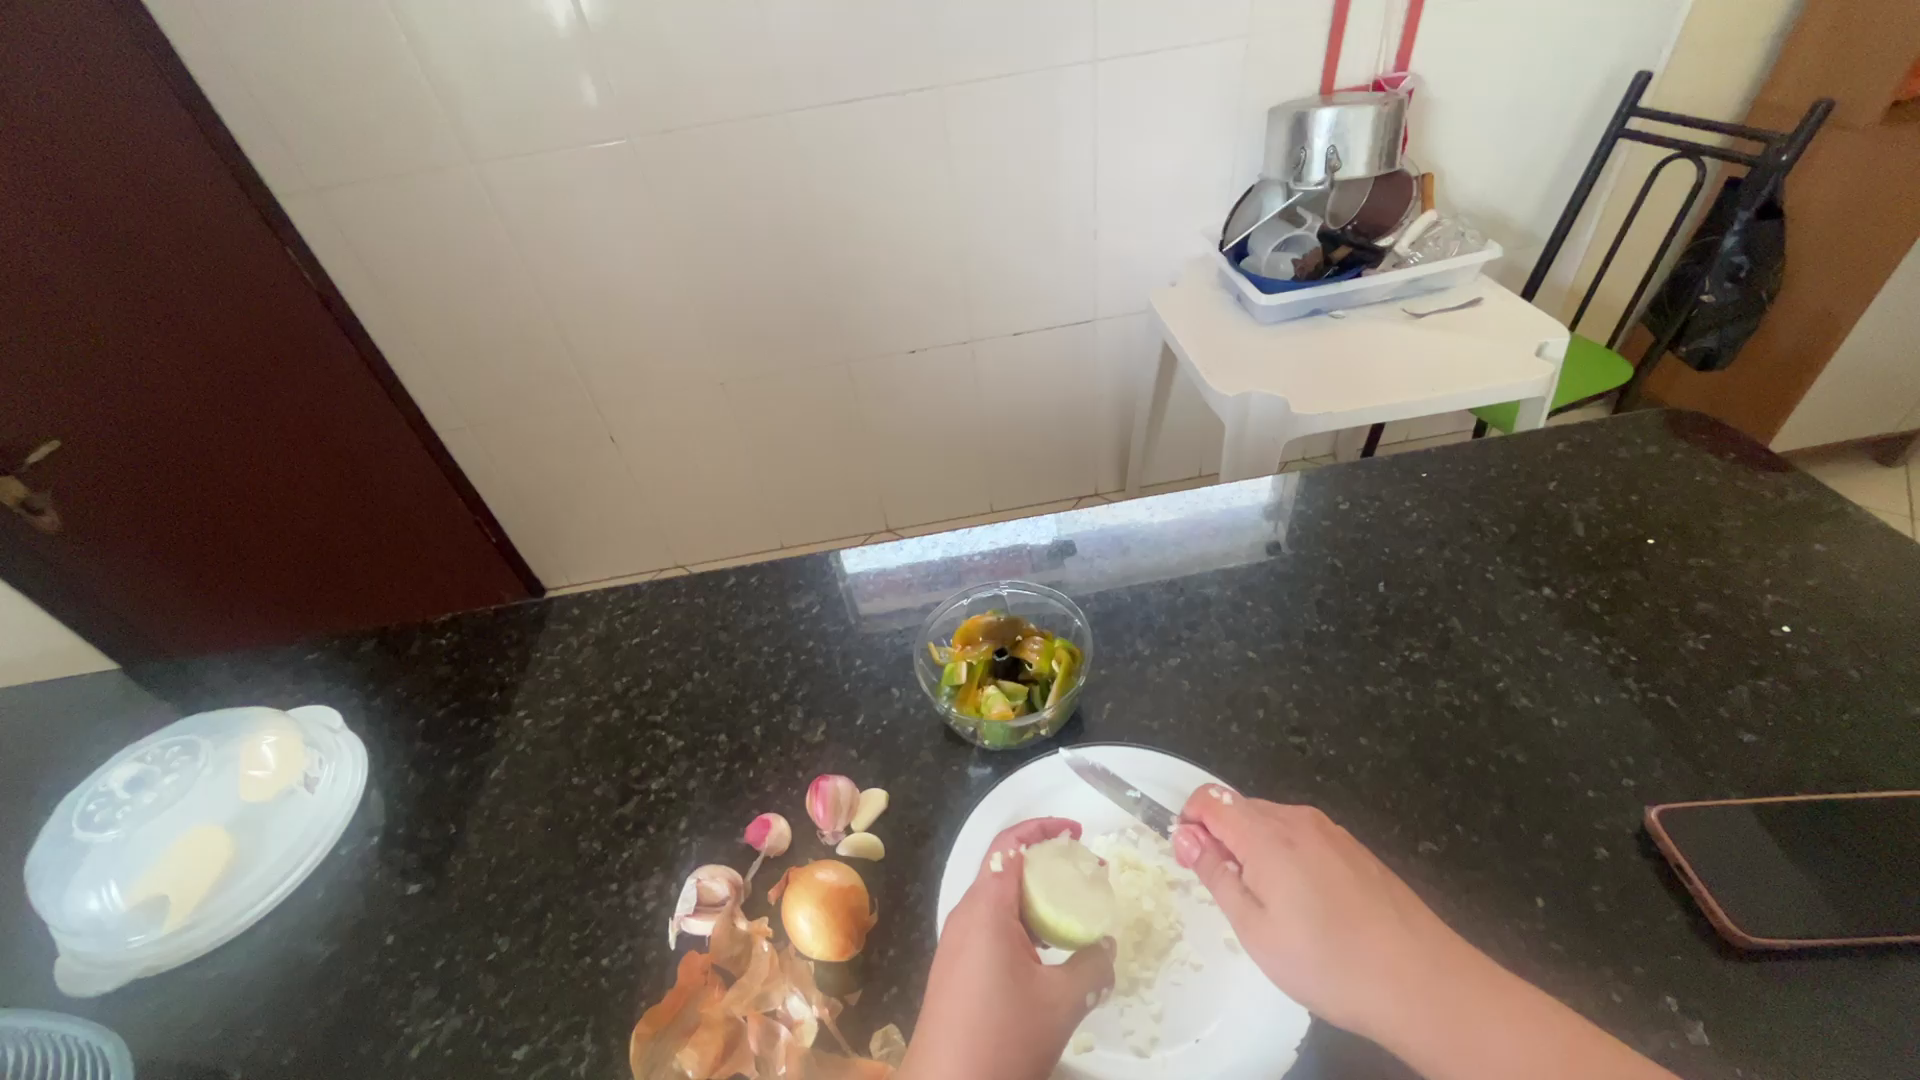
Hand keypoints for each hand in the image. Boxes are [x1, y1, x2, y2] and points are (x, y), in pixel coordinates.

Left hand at [899, 818, 1115, 1079]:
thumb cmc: (1001, 1036)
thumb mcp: (1062, 1002)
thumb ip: (1091, 965)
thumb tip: (1105, 947)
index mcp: (986, 908)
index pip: (1010, 844)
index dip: (1043, 828)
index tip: (1077, 833)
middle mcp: (967, 916)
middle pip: (1006, 868)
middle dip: (1049, 865)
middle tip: (1089, 876)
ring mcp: (958, 942)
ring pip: (1001, 901)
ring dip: (1038, 898)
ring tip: (1076, 913)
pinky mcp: (957, 968)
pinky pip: (993, 928)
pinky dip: (1024, 925)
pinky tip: (1049, 953)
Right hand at [1171, 788, 1467, 1039]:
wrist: (1424, 984)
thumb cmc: (1330, 964)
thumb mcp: (1255, 929)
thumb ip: (1215, 874)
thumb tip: (1187, 836)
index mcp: (1267, 834)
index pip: (1209, 798)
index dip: (1189, 823)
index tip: (1193, 863)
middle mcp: (1298, 820)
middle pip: (1239, 807)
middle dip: (1220, 838)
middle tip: (1230, 895)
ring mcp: (1331, 832)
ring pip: (1271, 823)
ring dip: (1254, 849)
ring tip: (1272, 908)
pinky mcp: (1354, 849)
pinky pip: (1302, 838)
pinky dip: (1287, 858)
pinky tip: (1309, 907)